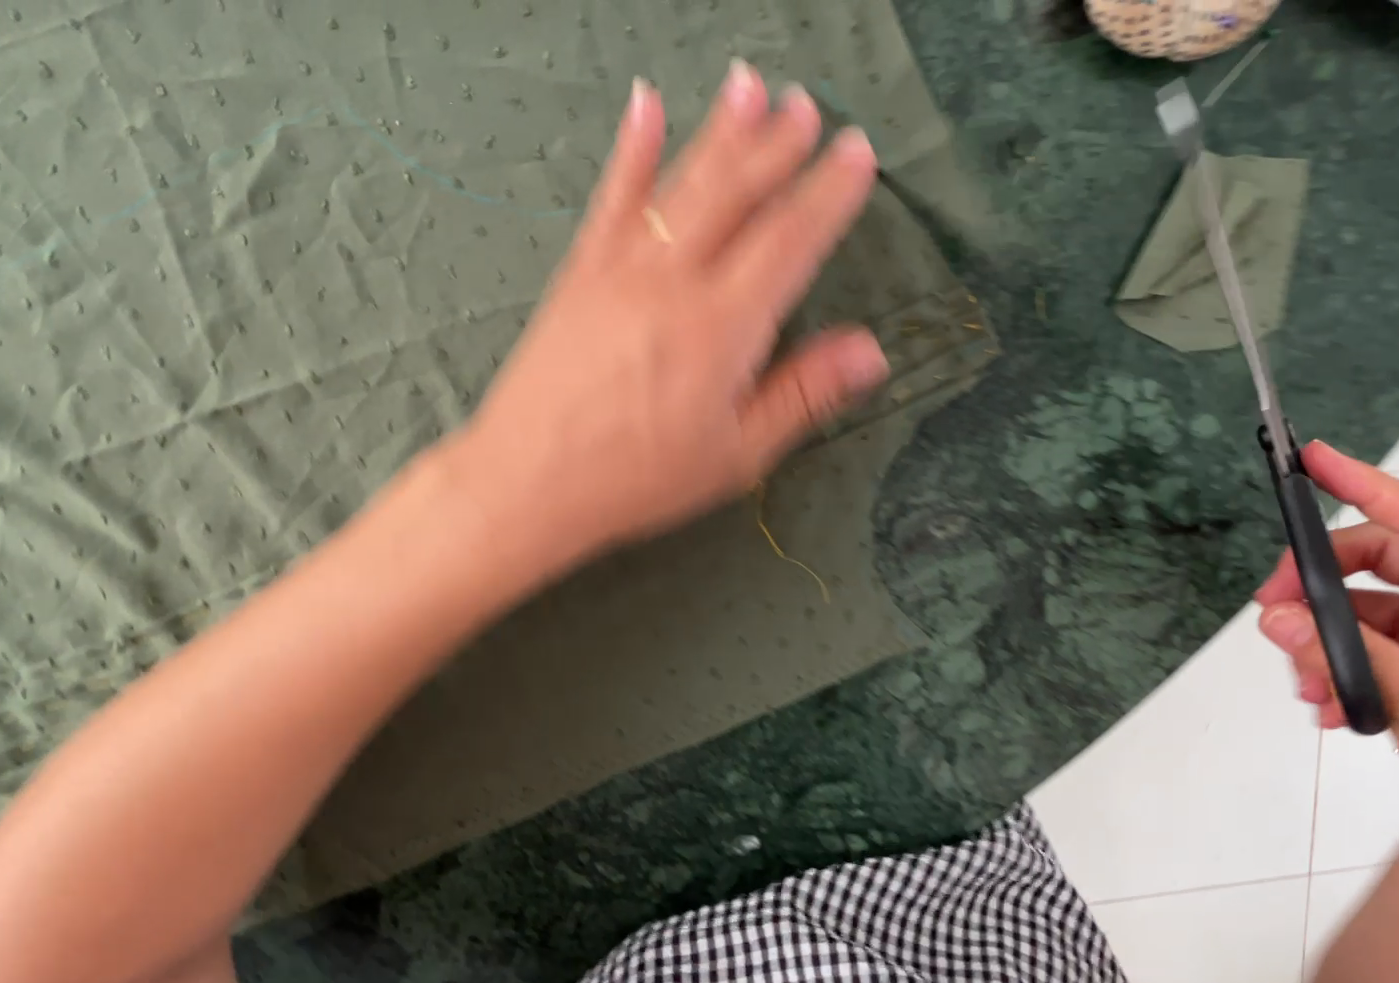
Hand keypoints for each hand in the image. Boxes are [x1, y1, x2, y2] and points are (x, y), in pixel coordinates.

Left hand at [458, 63, 886, 565]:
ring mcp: (621, 269)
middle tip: (808, 106)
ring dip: (721, 131)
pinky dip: (631, 150)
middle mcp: (674, 282)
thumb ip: (802, 395)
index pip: (789, 242)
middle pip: (736, 196)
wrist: (528, 481)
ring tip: (751, 84)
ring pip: (683, 185)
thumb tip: (870, 351)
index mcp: (723, 328)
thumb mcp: (737, 454)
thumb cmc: (640, 478)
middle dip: (777, 146)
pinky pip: (612, 199)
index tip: (856, 152)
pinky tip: (644, 105)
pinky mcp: (581, 272)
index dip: (827, 194)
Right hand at [1254, 442, 1398, 845]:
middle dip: (1320, 583)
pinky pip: (1368, 641)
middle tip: (1272, 610)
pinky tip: (1327, 703)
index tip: (1315, 460)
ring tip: (1304, 684)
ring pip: (1366, 604)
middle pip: (1384, 561)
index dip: (1372, 487)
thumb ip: (1345, 654)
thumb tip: (1274, 615)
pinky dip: (1336, 664)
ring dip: (1323, 637)